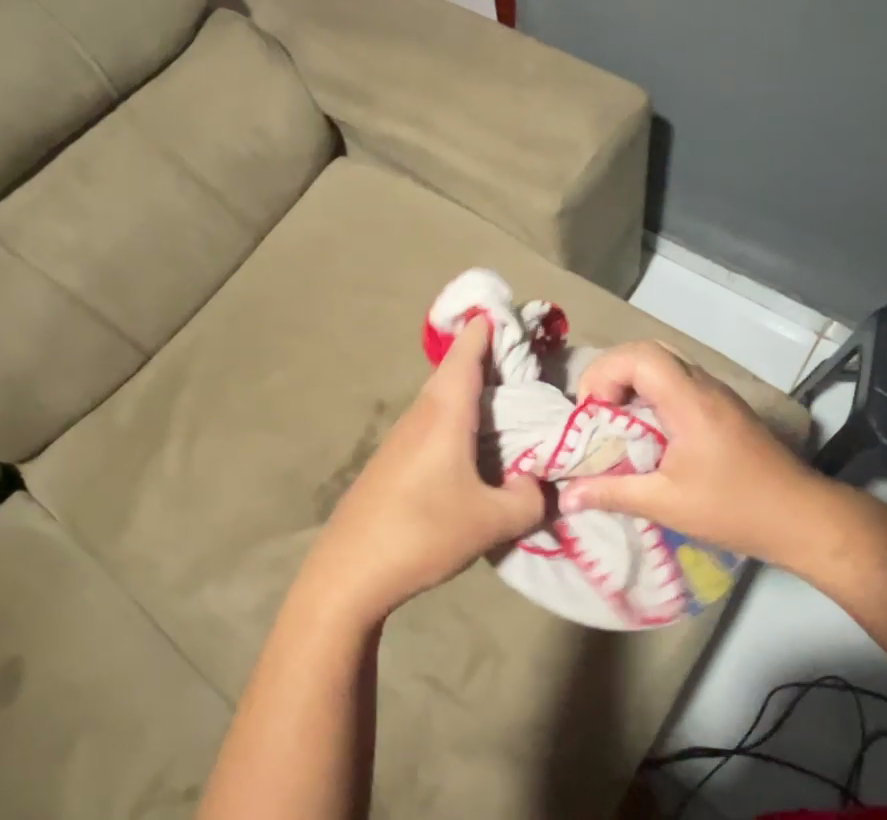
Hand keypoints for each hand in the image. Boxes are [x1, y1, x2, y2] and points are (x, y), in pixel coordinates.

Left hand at [301, 318, 546, 622]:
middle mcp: (422, 414)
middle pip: (459, 372)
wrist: (348, 573)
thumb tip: (538, 484)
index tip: (519, 313)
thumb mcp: (492, 521)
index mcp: (445, 411)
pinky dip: (462, 425)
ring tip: (516, 409)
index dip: (493, 325)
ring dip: (478, 398)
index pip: (469, 349)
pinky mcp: (393, 462)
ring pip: (447, 402)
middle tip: (534, 365)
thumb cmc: (423, 533)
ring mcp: (402, 438)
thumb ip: (529, 498)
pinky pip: (436, 427)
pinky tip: (479, 453)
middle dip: (494, 362)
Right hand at [558, 342, 819, 563]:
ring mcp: (717, 395)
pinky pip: (679, 382)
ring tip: (616, 421)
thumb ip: (612, 493)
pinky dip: (652, 394)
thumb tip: (565, 497)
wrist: (801, 517)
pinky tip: (646, 432)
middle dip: (613, 373)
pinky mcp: (724, 408)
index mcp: (689, 400)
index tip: (593, 414)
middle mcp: (704, 386)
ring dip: (632, 383)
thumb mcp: (666, 504)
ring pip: (665, 364)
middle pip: (649, 351)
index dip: (604, 374)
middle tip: (597, 411)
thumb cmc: (733, 508)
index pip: (639, 356)